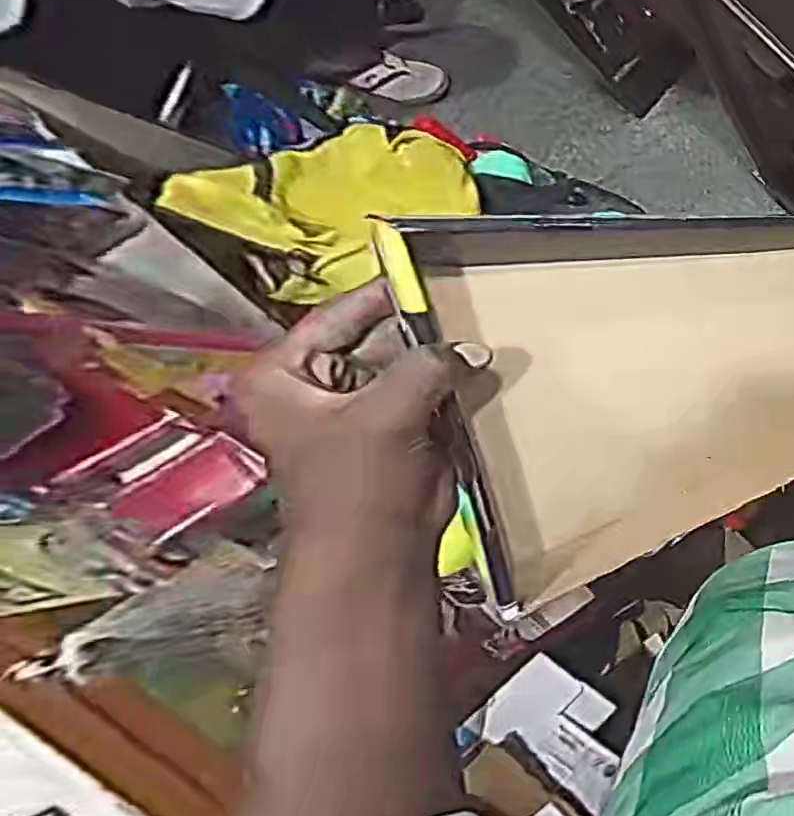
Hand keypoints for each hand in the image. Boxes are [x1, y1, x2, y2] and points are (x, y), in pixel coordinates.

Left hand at [233, 280, 490, 550]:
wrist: (380, 543)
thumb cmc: (358, 482)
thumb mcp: (385, 414)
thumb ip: (426, 369)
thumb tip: (471, 348)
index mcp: (288, 376)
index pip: (336, 317)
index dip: (379, 295)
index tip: (422, 273)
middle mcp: (324, 386)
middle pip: (377, 339)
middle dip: (421, 330)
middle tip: (465, 307)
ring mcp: (367, 406)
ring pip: (410, 365)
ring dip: (443, 357)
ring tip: (480, 335)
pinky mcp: (405, 425)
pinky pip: (434, 390)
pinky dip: (457, 381)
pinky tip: (483, 369)